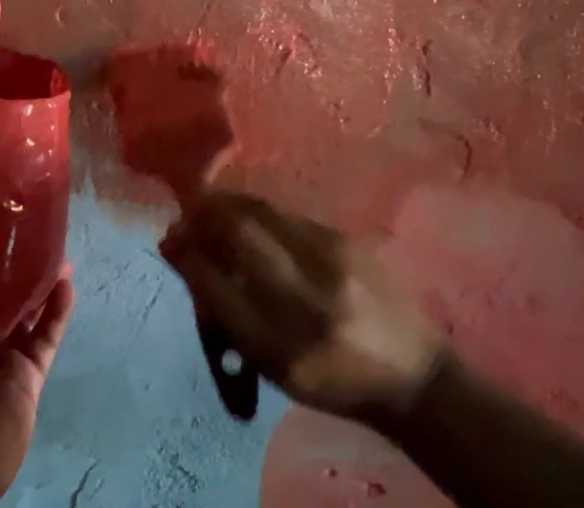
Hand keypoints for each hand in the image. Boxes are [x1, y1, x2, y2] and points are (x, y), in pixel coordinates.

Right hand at [160, 191, 441, 419]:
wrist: (415, 378)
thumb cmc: (332, 380)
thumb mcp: (270, 364)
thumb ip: (223, 313)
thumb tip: (179, 252)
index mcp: (280, 342)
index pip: (212, 281)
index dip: (184, 253)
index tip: (168, 240)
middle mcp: (304, 297)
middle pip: (235, 232)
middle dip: (200, 216)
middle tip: (184, 216)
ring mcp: (330, 262)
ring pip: (259, 212)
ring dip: (224, 204)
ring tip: (209, 206)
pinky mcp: (346, 240)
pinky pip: (285, 214)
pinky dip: (256, 210)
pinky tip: (248, 215)